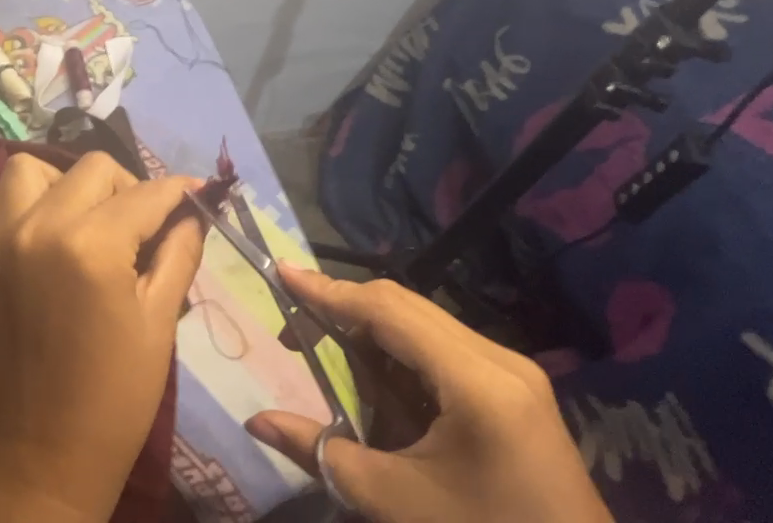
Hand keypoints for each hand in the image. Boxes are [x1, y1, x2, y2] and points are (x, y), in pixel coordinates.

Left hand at [0, 152, 206, 522]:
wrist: (48, 447)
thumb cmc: (117, 392)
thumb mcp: (161, 320)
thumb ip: (179, 253)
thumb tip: (192, 210)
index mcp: (93, 244)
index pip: (145, 194)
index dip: (178, 193)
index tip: (194, 196)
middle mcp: (40, 226)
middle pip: (92, 168)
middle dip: (127, 189)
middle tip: (141, 229)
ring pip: (27, 168)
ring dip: (61, 183)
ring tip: (81, 221)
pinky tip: (15, 217)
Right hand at [246, 268, 611, 522]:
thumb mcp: (396, 501)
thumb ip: (322, 452)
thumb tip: (256, 422)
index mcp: (475, 380)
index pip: (386, 311)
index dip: (328, 291)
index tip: (281, 273)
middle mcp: (499, 361)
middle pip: (404, 306)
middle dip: (344, 309)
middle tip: (294, 330)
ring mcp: (513, 373)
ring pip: (422, 323)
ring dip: (372, 333)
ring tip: (332, 362)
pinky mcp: (516, 391)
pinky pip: (444, 348)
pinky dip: (401, 354)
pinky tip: (380, 386)